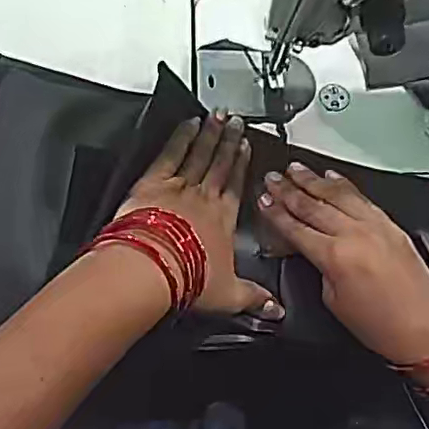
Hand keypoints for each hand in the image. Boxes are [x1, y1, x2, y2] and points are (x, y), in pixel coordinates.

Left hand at [115, 114, 280, 318]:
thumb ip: (253, 298)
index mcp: (223, 220)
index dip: (241, 166)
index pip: (235, 187)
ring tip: (216, 116)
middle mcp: (204, 198)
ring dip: (208, 134)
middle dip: (229, 142)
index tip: (246, 149)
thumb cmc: (187, 279)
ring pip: (198, 154)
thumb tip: (275, 311)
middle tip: (236, 122)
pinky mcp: (153, 183)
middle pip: (219, 164)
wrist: (153, 267)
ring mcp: (179, 187)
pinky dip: (179, 138)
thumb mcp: (228, 294)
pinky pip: (170, 153)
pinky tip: (186, 125)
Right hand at [257, 163, 428, 363]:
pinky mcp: (392, 227)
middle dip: (288, 190)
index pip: (296, 227)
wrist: (425, 331)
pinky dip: (345, 186)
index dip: (275, 212)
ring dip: (314, 180)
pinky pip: (363, 198)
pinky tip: (333, 179)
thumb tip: (310, 250)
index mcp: (336, 256)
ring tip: (296, 169)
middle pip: (313, 205)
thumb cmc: (383, 325)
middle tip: (273, 178)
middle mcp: (357, 235)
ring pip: (338, 194)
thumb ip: (319, 268)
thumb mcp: (333, 300)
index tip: (263, 199)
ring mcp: (377, 227)